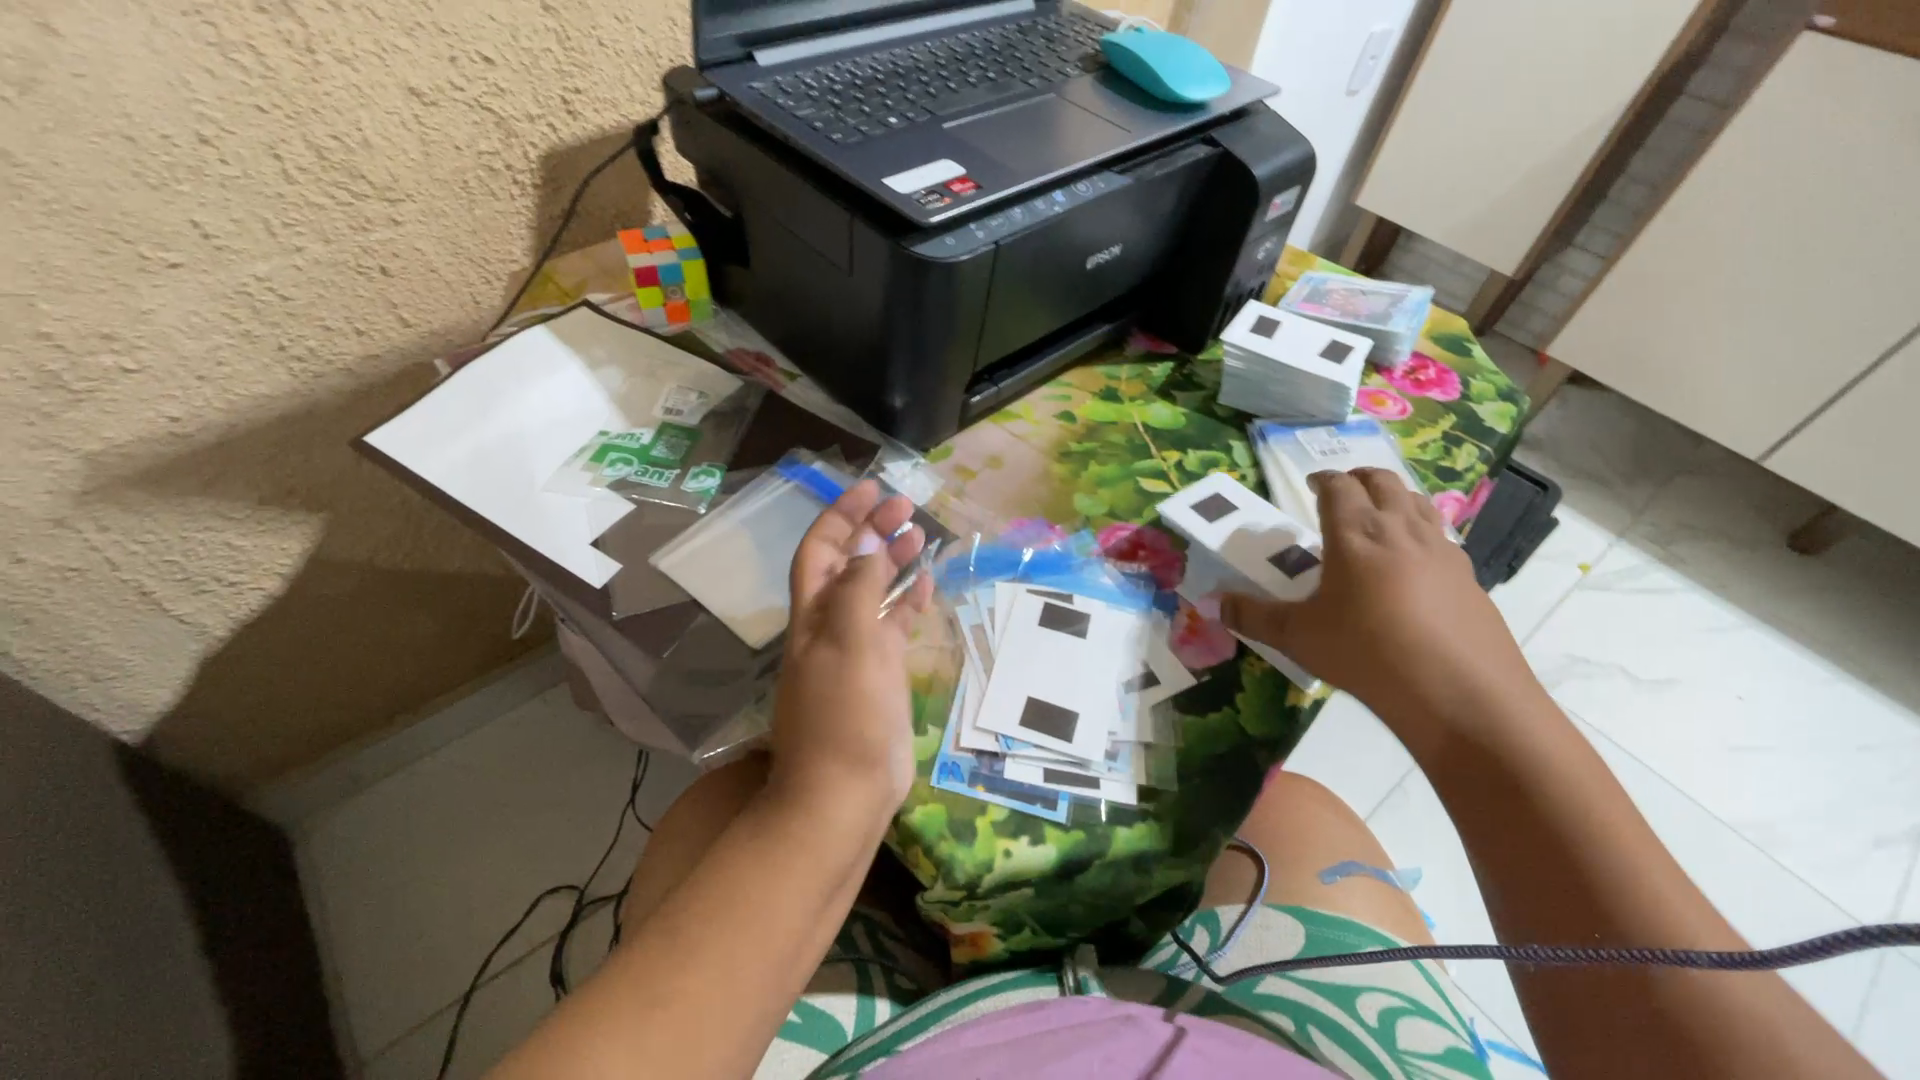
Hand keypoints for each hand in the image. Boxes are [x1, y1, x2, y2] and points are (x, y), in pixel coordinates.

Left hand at [769, 480, 930, 818]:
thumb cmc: (844, 713)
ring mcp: (856, 651)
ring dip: (892, 562)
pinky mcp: (880, 676)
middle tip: (907, 508)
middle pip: (848, 565)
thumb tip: (869, 549)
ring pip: (873, 593)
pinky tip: (926, 585)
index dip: (842, 516)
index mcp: (813, 614)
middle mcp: (830, 625)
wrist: (844, 789)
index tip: (873, 489)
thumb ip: (858, 588)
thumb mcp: (849, 641)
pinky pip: (894, 628)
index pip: (821, 550)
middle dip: (872, 531)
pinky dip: (907, 603)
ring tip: (920, 535)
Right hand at [1219, 469, 1542, 742]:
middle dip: (1360, 478)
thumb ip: (1254, 616)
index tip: (1312, 485)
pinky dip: (1422, 532)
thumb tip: (1215, 603)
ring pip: (1418, 502)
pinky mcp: (1468, 575)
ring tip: (1380, 515)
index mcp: (1355, 533)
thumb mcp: (1298, 637)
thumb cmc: (1366, 653)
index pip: (1339, 487)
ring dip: (1395, 497)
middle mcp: (1400, 529)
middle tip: (1344, 490)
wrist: (1458, 690)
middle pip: (1383, 482)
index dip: (1323, 480)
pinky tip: (1414, 562)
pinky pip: (1442, 536)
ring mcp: (1441, 549)